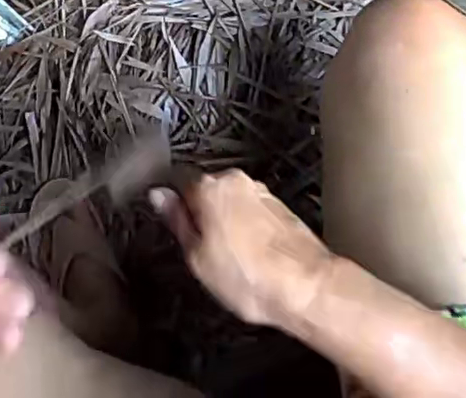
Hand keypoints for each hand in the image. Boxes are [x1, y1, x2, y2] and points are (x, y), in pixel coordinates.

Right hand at [150, 169, 335, 327]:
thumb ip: (176, 220)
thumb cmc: (253, 277)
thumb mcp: (197, 256)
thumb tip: (159, 196)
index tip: (171, 219)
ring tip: (231, 259)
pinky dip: (247, 228)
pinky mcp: (278, 205)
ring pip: (230, 200)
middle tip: (202, 249)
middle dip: (201, 213)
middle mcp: (235, 180)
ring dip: (226, 221)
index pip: (177, 179)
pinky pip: (251, 210)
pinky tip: (251, 257)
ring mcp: (259, 191)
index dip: (172, 202)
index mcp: (209, 187)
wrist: (305, 286)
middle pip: (206, 190)